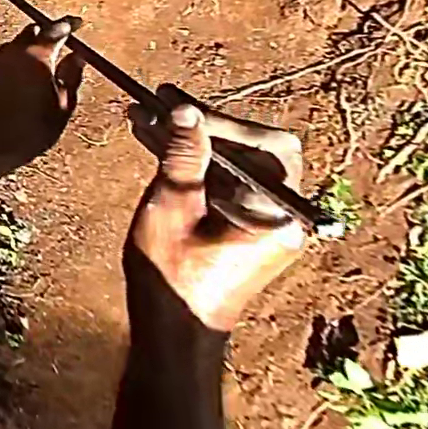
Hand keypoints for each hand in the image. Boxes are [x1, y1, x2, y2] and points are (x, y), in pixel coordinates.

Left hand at [0, 20, 86, 169]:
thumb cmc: (31, 129)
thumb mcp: (62, 105)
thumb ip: (72, 77)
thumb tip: (78, 57)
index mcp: (37, 56)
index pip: (56, 30)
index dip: (68, 25)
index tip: (77, 23)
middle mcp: (13, 53)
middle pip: (32, 32)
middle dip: (46, 35)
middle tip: (60, 45)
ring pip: (15, 46)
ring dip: (29, 49)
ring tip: (42, 68)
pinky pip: (3, 60)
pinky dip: (15, 63)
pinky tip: (22, 81)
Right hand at [126, 85, 306, 331]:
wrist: (173, 327)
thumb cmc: (171, 274)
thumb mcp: (172, 206)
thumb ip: (183, 156)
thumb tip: (185, 109)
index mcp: (279, 213)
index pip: (267, 146)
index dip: (221, 121)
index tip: (176, 106)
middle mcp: (283, 214)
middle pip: (251, 150)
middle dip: (202, 125)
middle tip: (159, 101)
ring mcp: (263, 220)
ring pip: (229, 162)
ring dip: (188, 141)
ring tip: (144, 117)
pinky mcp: (242, 224)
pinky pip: (220, 180)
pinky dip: (190, 162)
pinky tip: (154, 142)